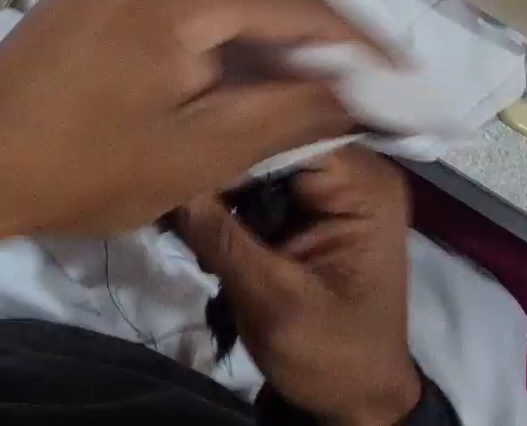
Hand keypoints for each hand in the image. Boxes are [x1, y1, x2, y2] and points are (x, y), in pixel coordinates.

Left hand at [0, 0, 383, 268]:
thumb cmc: (80, 168)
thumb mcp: (197, 153)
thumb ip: (290, 110)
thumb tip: (364, 89)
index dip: (359, 39)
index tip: (407, 80)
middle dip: (321, 13)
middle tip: (360, 73)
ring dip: (275, 4)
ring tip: (309, 65)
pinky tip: (240, 46)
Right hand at [175, 149, 420, 425]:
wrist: (354, 402)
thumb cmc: (330, 355)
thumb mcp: (272, 301)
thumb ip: (220, 235)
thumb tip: (166, 176)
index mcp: (362, 183)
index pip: (284, 127)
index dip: (229, 134)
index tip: (176, 149)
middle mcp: (349, 168)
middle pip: (267, 134)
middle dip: (218, 157)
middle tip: (165, 178)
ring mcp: (328, 182)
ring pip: (255, 153)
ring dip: (215, 176)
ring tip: (173, 198)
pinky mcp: (305, 199)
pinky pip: (254, 176)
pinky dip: (223, 195)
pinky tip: (192, 210)